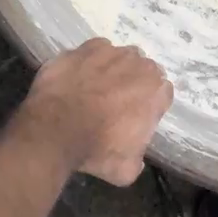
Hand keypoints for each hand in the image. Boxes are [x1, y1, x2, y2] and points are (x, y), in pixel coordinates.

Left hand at [7, 39, 173, 184]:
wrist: (55, 130)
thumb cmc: (96, 150)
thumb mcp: (125, 170)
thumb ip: (138, 158)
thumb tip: (136, 158)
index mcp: (156, 92)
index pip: (162, 93)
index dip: (149, 104)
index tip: (135, 117)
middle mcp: (141, 65)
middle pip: (143, 71)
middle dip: (133, 83)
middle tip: (114, 103)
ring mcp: (113, 52)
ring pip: (120, 58)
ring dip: (112, 69)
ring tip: (94, 89)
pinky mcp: (87, 47)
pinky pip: (95, 51)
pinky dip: (90, 61)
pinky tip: (78, 78)